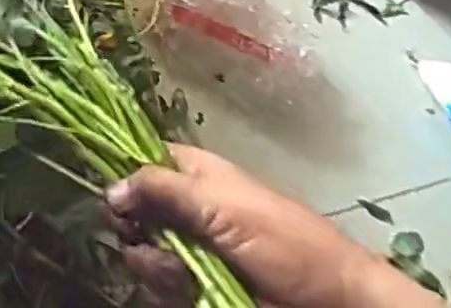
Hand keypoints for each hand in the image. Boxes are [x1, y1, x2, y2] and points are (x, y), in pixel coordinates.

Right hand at [106, 145, 435, 307]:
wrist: (342, 306)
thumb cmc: (283, 240)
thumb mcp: (217, 201)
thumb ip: (156, 187)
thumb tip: (108, 189)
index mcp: (190, 172)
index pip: (137, 158)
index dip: (119, 172)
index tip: (111, 193)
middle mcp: (185, 204)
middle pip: (132, 205)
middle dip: (130, 223)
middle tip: (136, 234)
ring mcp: (193, 245)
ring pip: (143, 244)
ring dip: (150, 258)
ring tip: (175, 271)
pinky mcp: (200, 282)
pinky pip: (162, 279)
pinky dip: (164, 283)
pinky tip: (183, 287)